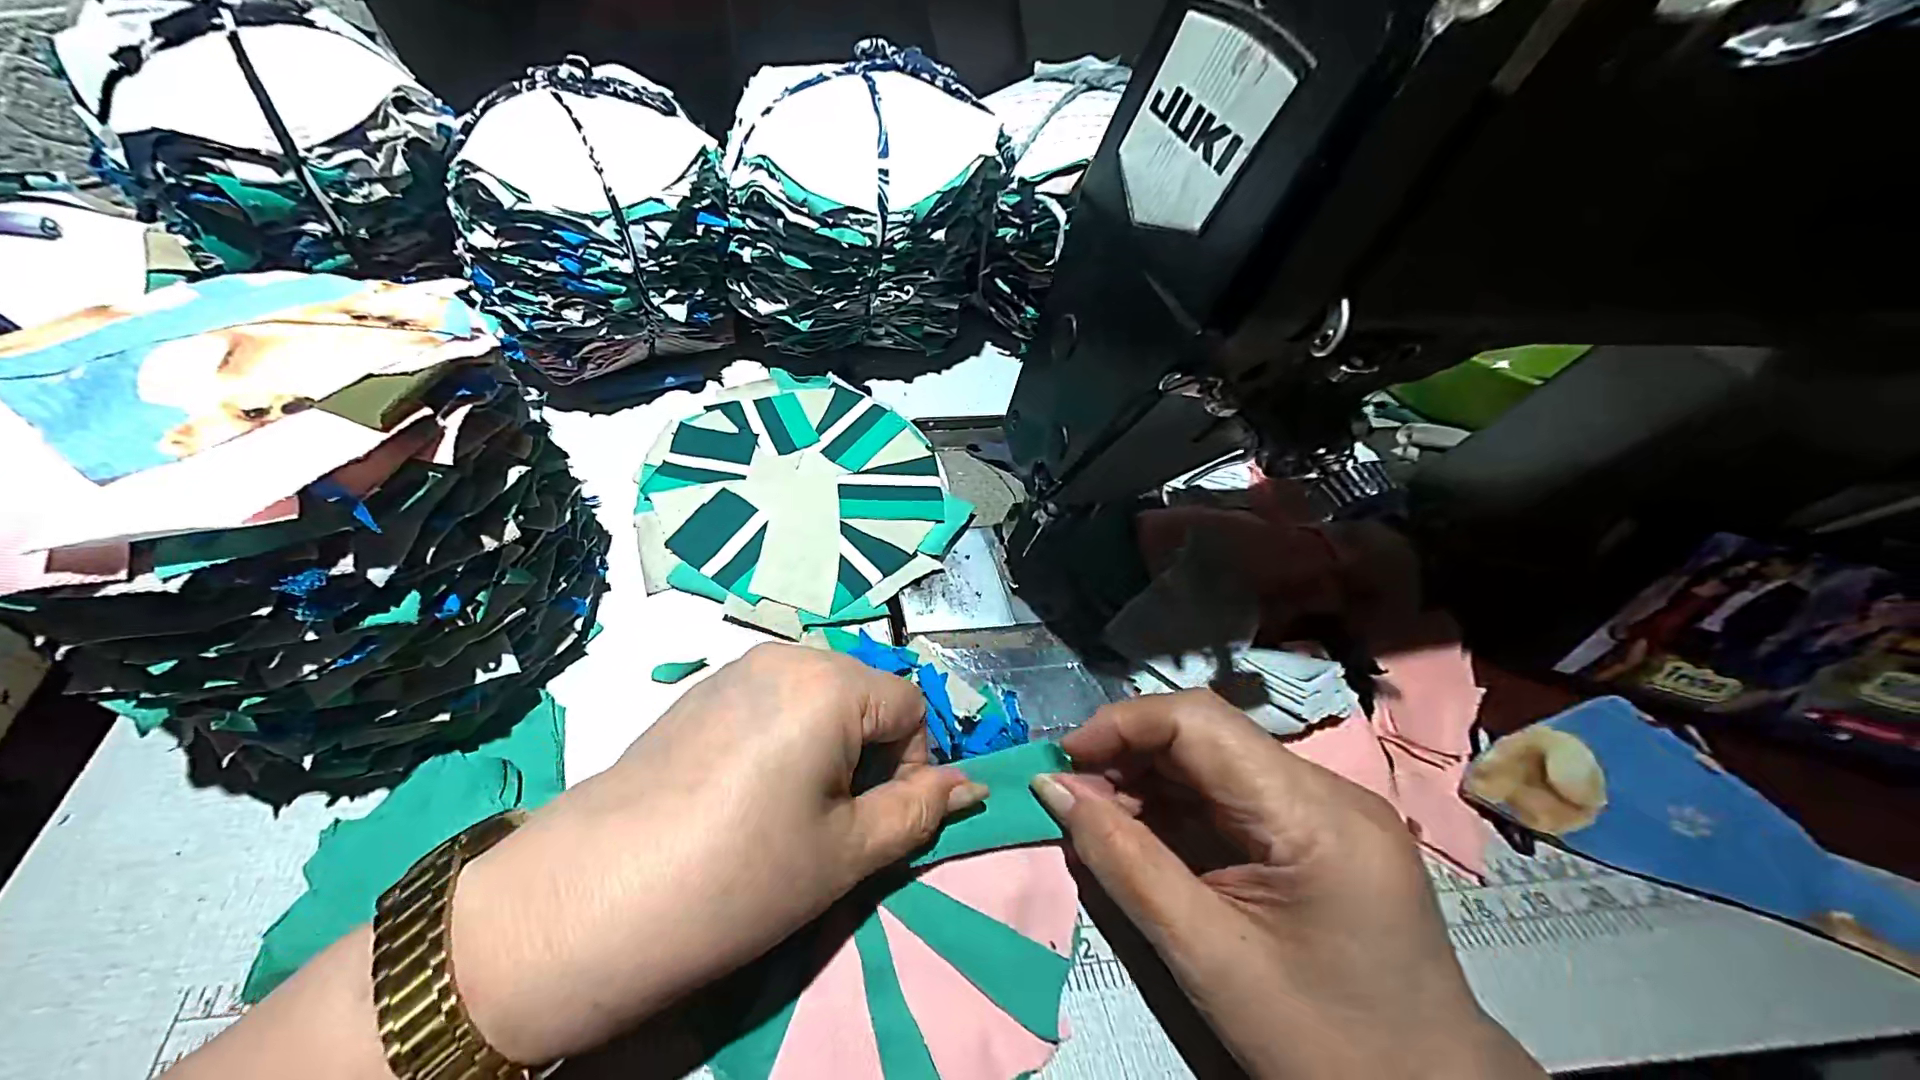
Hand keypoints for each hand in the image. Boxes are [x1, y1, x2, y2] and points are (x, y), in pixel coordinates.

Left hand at [450, 643, 984, 1063]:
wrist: (587, 900)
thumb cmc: (738, 877)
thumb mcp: (846, 853)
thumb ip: (919, 812)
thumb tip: (971, 789)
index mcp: (829, 683)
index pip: (911, 707)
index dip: (911, 766)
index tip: (876, 820)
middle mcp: (786, 656)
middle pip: (865, 695)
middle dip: (870, 753)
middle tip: (833, 821)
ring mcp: (736, 668)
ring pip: (821, 697)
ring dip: (829, 746)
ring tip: (789, 809)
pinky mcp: (700, 691)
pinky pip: (774, 700)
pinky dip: (786, 738)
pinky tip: (745, 793)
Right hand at [1031, 690, 1543, 1078]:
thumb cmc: (1323, 1044)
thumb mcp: (1207, 957)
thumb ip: (1125, 863)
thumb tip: (1054, 790)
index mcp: (1314, 813)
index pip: (1200, 722)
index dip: (1121, 725)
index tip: (1062, 759)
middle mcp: (1325, 789)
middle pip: (1205, 734)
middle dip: (1127, 754)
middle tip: (1070, 796)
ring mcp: (1325, 806)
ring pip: (1212, 760)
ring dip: (1146, 780)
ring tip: (1096, 818)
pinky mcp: (1315, 829)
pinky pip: (1229, 794)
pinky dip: (1174, 806)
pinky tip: (1139, 833)